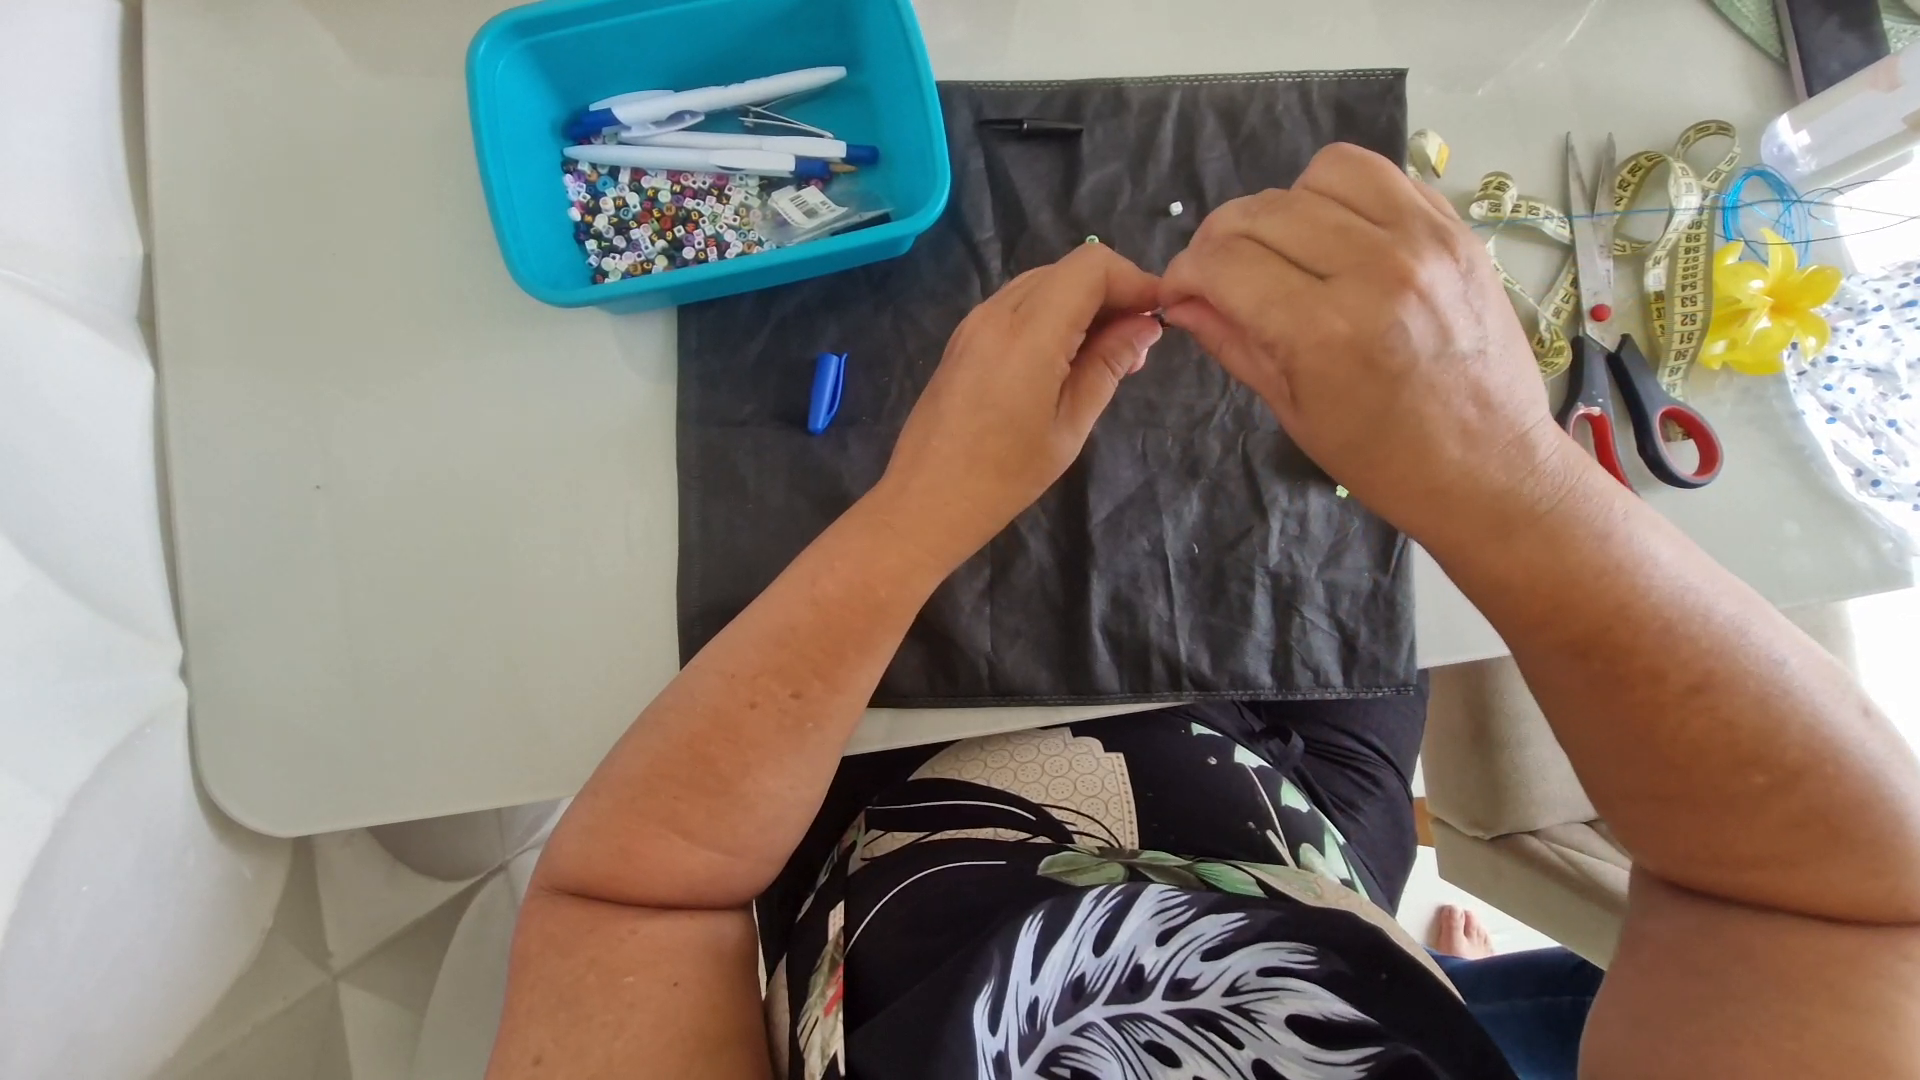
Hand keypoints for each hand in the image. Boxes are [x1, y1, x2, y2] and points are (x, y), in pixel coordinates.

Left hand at [870, 243, 1161, 568]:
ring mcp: (973, 323)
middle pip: (1068, 269)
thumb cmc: (1004, 477)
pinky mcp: (962, 339)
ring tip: (1102, 359)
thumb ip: (1108, 365)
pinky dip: (1050, 317)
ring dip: (1081, 306)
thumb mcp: (1069, 426)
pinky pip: (1017, 306)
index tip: (1158, 315)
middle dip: (1110, 294)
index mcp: (1028, 332)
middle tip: (1134, 347)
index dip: (1134, 279)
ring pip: (1042, 284)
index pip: (1092, 266)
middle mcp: (996, 313)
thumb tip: (1145, 325)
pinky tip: (1063, 361)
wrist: (926, 501)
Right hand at [1161, 143, 1572, 544]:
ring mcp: (1423, 239)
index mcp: (1323, 330)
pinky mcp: (1455, 227)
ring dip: (1279, 210)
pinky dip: (1336, 195)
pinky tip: (1330, 236)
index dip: (1183, 273)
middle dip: (1217, 242)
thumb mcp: (1289, 407)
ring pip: (1318, 175)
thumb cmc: (1378, 457)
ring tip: (1279, 252)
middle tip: (1216, 276)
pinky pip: (1379, 174)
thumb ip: (1231, 342)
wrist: (1486, 465)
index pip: (1223, 264)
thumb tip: (1181, 303)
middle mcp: (1373, 268)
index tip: (1178, 293)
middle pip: (1261, 213)